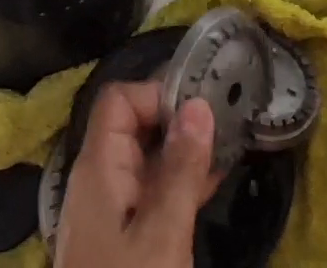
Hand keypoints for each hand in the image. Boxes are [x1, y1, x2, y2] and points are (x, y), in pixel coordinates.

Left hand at [54, 81, 217, 267]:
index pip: (119, 99)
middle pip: (132, 125)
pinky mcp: (120, 234)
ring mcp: (108, 208)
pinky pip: (149, 190)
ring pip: (145, 159)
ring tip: (228, 143)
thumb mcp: (161, 232)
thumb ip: (181, 170)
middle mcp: (98, 178)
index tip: (202, 104)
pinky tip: (211, 180)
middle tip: (226, 120)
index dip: (158, 92)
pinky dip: (178, 181)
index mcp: (98, 166)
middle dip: (177, 118)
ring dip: (182, 150)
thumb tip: (198, 104)